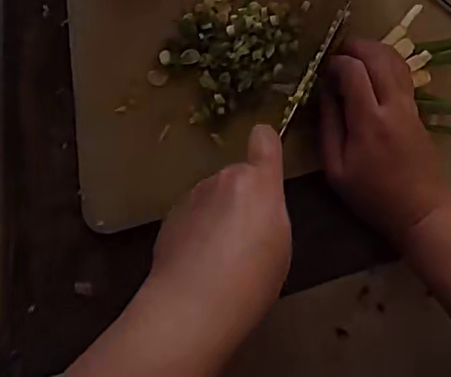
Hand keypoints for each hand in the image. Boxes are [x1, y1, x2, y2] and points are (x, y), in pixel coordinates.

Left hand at [145, 124, 291, 337]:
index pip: (264, 139)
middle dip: (240, 199)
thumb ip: (270, 212)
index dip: (265, 147)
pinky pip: (191, 217)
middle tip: (242, 240)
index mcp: (259, 182)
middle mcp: (225, 178)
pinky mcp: (169, 218)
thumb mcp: (280, 244)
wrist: (187, 311)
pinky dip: (194, 232)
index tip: (265, 164)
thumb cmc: (249, 281)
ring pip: (213, 198)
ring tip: (214, 259)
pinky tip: (193, 266)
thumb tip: (255, 209)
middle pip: (238, 177)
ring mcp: (194, 196)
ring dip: (215, 216)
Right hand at [319, 38, 450, 243]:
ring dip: (373, 49)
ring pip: (394, 59)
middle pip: (377, 56)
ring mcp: (409, 103)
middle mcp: (392, 104)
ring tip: (353, 55)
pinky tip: (373, 67)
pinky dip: (386, 60)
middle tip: (337, 52)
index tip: (325, 67)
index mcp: (369, 120)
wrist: (420, 207)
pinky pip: (402, 71)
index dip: (337, 61)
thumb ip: (328, 126)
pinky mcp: (417, 106)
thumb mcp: (336, 169)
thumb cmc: (372, 194)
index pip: (354, 71)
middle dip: (355, 46)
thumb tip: (324, 92)